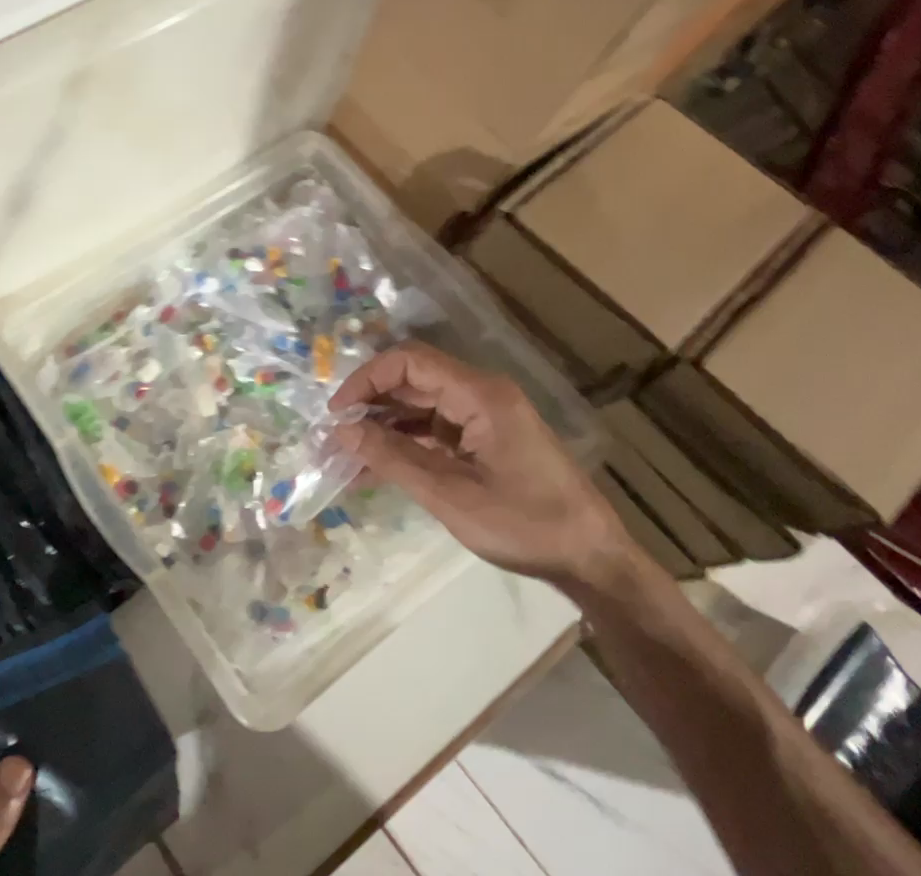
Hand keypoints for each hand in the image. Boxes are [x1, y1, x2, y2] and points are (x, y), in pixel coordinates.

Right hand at [330, 341, 633, 591]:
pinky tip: (372, 470)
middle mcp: (481, 396)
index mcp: (480, 396)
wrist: (589, 558)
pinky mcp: (483, 441)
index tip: (336, 414)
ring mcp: (483, 418)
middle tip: (331, 439)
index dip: (366, 380)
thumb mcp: (450, 494)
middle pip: (411, 382)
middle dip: (367, 406)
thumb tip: (342, 430)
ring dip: (380, 429)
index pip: (409, 362)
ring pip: (418, 408)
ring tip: (343, 458)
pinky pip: (432, 431)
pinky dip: (402, 446)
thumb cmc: (525, 524)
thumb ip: (393, 457)